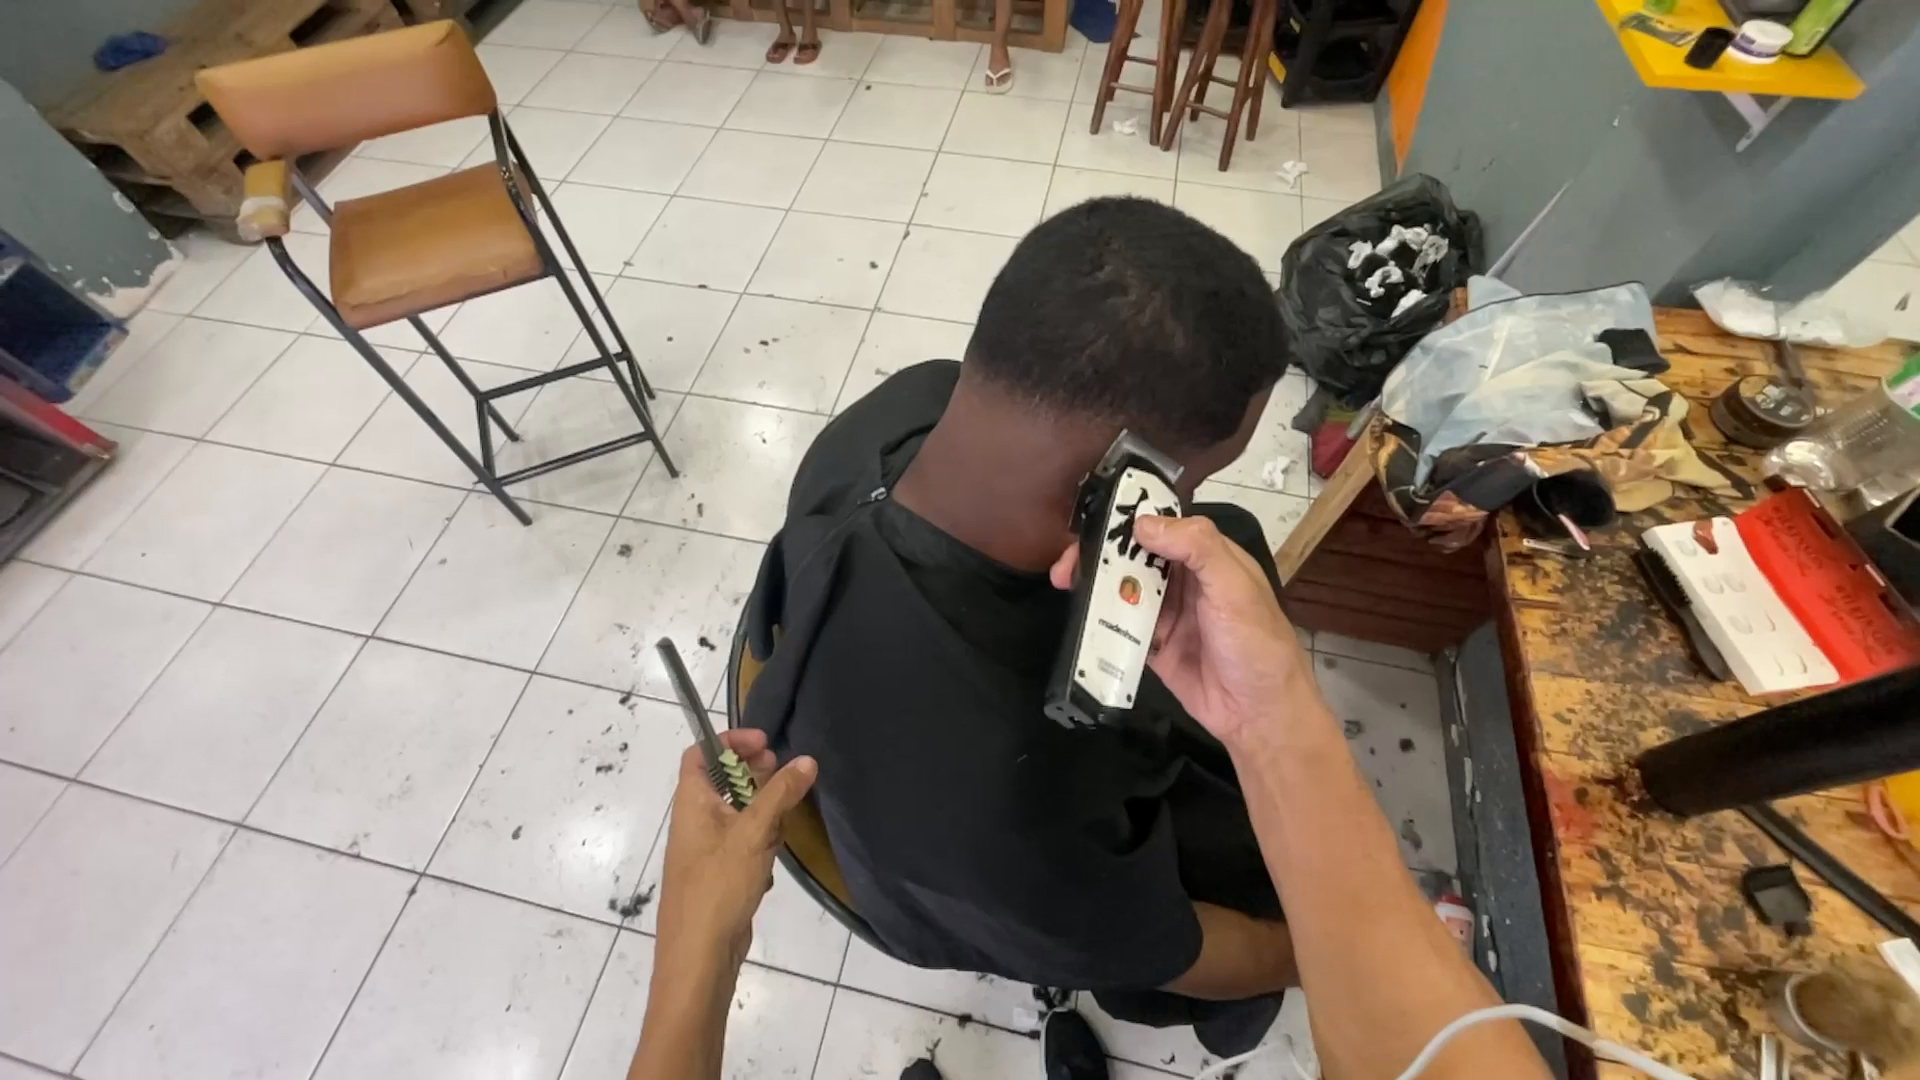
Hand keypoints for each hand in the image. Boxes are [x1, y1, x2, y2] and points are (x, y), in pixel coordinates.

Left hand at [652, 730, 817, 974]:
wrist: (699, 960)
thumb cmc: (718, 887)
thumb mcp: (754, 833)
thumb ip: (780, 793)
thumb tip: (807, 760)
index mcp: (691, 804)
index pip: (699, 754)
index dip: (729, 741)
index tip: (764, 743)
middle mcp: (695, 821)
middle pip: (723, 780)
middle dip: (755, 773)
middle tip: (785, 774)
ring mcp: (708, 849)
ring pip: (738, 812)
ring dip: (763, 809)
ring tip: (784, 818)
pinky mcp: (722, 874)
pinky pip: (745, 841)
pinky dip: (762, 840)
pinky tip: (774, 857)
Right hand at [1050, 515, 1310, 746]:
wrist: (1259, 714)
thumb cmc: (1256, 643)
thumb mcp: (1235, 587)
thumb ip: (1197, 548)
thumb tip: (1142, 524)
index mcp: (1207, 558)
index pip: (1161, 528)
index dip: (1126, 522)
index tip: (1093, 527)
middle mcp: (1183, 580)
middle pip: (1133, 557)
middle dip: (1098, 555)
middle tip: (1066, 565)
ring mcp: (1166, 613)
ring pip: (1122, 589)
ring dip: (1093, 585)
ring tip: (1063, 584)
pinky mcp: (1152, 645)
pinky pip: (1120, 626)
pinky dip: (1099, 620)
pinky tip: (1078, 616)